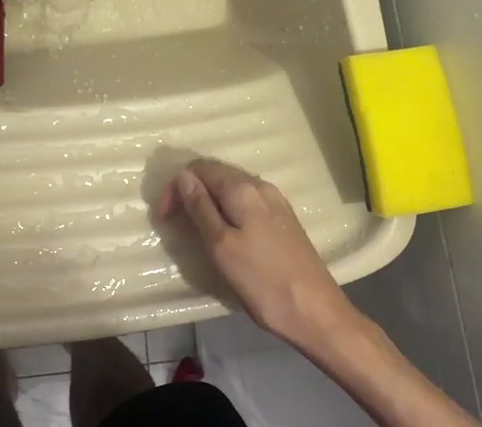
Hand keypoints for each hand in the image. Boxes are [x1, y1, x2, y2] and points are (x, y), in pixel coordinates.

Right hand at [159, 159, 357, 349]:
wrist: (317, 313)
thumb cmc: (262, 281)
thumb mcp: (221, 245)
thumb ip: (201, 207)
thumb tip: (184, 176)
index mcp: (243, 188)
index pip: (200, 168)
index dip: (176, 188)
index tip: (164, 218)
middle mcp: (261, 186)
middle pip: (217, 175)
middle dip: (191, 194)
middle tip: (176, 225)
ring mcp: (276, 203)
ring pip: (232, 190)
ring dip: (209, 204)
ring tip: (196, 232)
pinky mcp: (284, 221)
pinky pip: (247, 204)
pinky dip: (228, 213)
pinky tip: (225, 236)